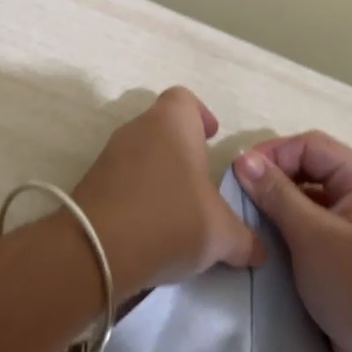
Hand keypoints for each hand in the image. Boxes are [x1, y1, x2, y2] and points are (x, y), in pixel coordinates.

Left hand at [71, 87, 264, 299]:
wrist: (97, 250)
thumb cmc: (171, 220)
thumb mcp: (222, 234)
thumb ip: (245, 239)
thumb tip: (260, 251)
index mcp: (171, 123)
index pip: (184, 99)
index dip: (200, 115)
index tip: (212, 139)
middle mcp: (136, 129)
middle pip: (162, 128)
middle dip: (182, 152)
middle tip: (201, 184)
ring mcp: (108, 155)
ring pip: (141, 155)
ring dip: (159, 176)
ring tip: (179, 212)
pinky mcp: (91, 183)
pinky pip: (122, 181)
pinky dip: (137, 196)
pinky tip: (151, 228)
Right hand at [232, 132, 351, 351]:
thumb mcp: (312, 236)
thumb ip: (276, 194)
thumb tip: (243, 159)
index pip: (312, 145)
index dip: (274, 152)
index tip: (239, 172)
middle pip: (311, 166)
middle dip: (274, 174)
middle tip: (239, 192)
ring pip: (308, 193)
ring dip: (278, 198)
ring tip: (248, 212)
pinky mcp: (347, 247)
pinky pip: (312, 219)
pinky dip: (288, 220)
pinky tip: (266, 233)